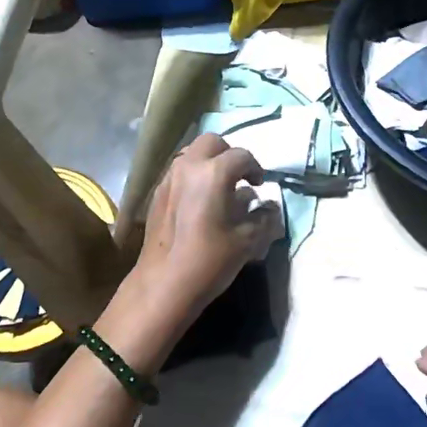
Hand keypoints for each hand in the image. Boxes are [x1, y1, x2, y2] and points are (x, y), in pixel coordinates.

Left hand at [134, 133, 282, 316]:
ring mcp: (169, 178)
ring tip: (219, 188)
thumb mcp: (248, 240)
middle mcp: (189, 167)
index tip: (261, 185)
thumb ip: (264, 217)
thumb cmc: (210, 259)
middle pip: (212, 142)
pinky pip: (178, 172)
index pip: (242, 156)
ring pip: (191, 154)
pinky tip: (199, 202)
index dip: (256, 168)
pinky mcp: (156, 193)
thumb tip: (269, 207)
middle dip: (229, 154)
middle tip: (239, 178)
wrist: (164, 284)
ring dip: (208, 162)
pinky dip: (192, 176)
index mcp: (214, 172)